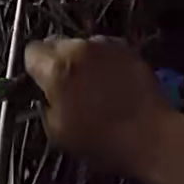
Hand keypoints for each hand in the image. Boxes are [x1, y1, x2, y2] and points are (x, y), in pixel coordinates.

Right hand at [23, 35, 171, 172]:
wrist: (151, 135)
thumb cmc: (101, 141)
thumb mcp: (58, 132)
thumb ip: (45, 104)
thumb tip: (45, 93)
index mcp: (57, 69)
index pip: (31, 51)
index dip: (34, 67)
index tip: (41, 82)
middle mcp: (77, 48)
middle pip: (55, 43)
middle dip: (56, 60)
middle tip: (67, 85)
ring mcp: (102, 43)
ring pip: (80, 44)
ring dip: (80, 58)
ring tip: (93, 84)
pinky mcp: (123, 45)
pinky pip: (102, 47)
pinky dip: (101, 59)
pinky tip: (111, 80)